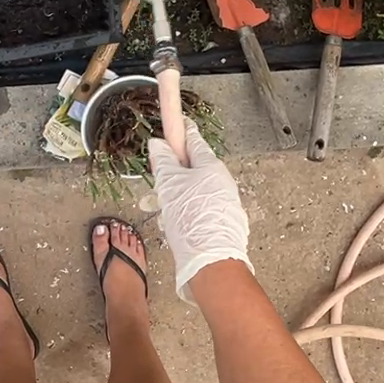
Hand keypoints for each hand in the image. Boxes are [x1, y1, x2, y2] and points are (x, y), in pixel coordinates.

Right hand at [147, 124, 251, 301]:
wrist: (211, 261)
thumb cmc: (191, 218)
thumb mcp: (169, 185)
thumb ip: (163, 162)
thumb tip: (158, 143)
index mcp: (211, 166)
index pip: (195, 140)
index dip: (182, 130)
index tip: (179, 121)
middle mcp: (222, 181)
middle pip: (194, 167)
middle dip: (177, 171)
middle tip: (161, 180)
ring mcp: (224, 202)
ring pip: (195, 190)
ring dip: (180, 195)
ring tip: (167, 211)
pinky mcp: (222, 222)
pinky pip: (200, 209)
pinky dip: (187, 211)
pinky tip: (177, 225)